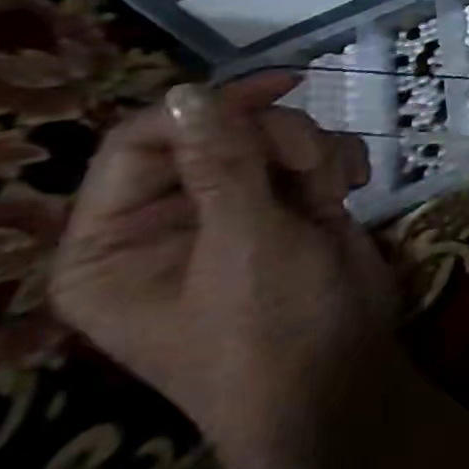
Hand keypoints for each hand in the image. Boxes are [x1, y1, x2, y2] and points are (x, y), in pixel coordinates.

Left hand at [50, 74, 391, 468]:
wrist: (345, 380)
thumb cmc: (273, 330)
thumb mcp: (244, 247)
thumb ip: (221, 164)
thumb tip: (189, 88)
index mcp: (116, 240)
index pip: (140, 142)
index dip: (204, 109)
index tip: (276, 88)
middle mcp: (168, 219)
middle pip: (214, 132)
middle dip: (275, 140)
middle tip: (312, 164)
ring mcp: (234, 212)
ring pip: (269, 137)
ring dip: (312, 153)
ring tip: (334, 193)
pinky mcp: (288, 209)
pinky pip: (308, 156)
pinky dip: (335, 163)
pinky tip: (352, 188)